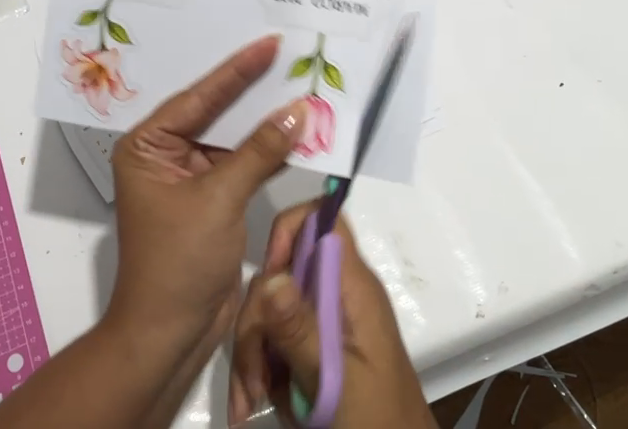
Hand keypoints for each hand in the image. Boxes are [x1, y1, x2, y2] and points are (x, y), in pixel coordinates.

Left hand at [108, 35, 309, 355]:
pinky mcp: (211, 201)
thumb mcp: (219, 198)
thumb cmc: (180, 259)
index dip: (236, 71)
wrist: (171, 334)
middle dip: (250, 90)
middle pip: (213, 113)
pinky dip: (269, 154)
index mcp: (147, 146)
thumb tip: (297, 111)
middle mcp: (163, 155)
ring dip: (265, 123)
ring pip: (232, 139)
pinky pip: (242, 166)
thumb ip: (259, 152)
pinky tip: (298, 135)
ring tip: (300, 87)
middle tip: (286, 55)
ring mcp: (188, 178)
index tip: (269, 43)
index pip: (197, 98)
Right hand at [229, 204, 434, 428]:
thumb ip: (300, 330)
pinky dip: (259, 369)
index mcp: (352, 288)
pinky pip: (274, 340)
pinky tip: (254, 403)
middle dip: (256, 322)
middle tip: (253, 380)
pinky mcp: (313, 346)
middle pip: (281, 273)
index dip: (288, 230)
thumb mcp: (335, 381)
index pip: (323, 219)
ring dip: (253, 354)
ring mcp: (323, 320)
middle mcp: (336, 294)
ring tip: (250, 403)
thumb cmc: (377, 422)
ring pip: (269, 310)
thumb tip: (271, 277)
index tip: (266, 280)